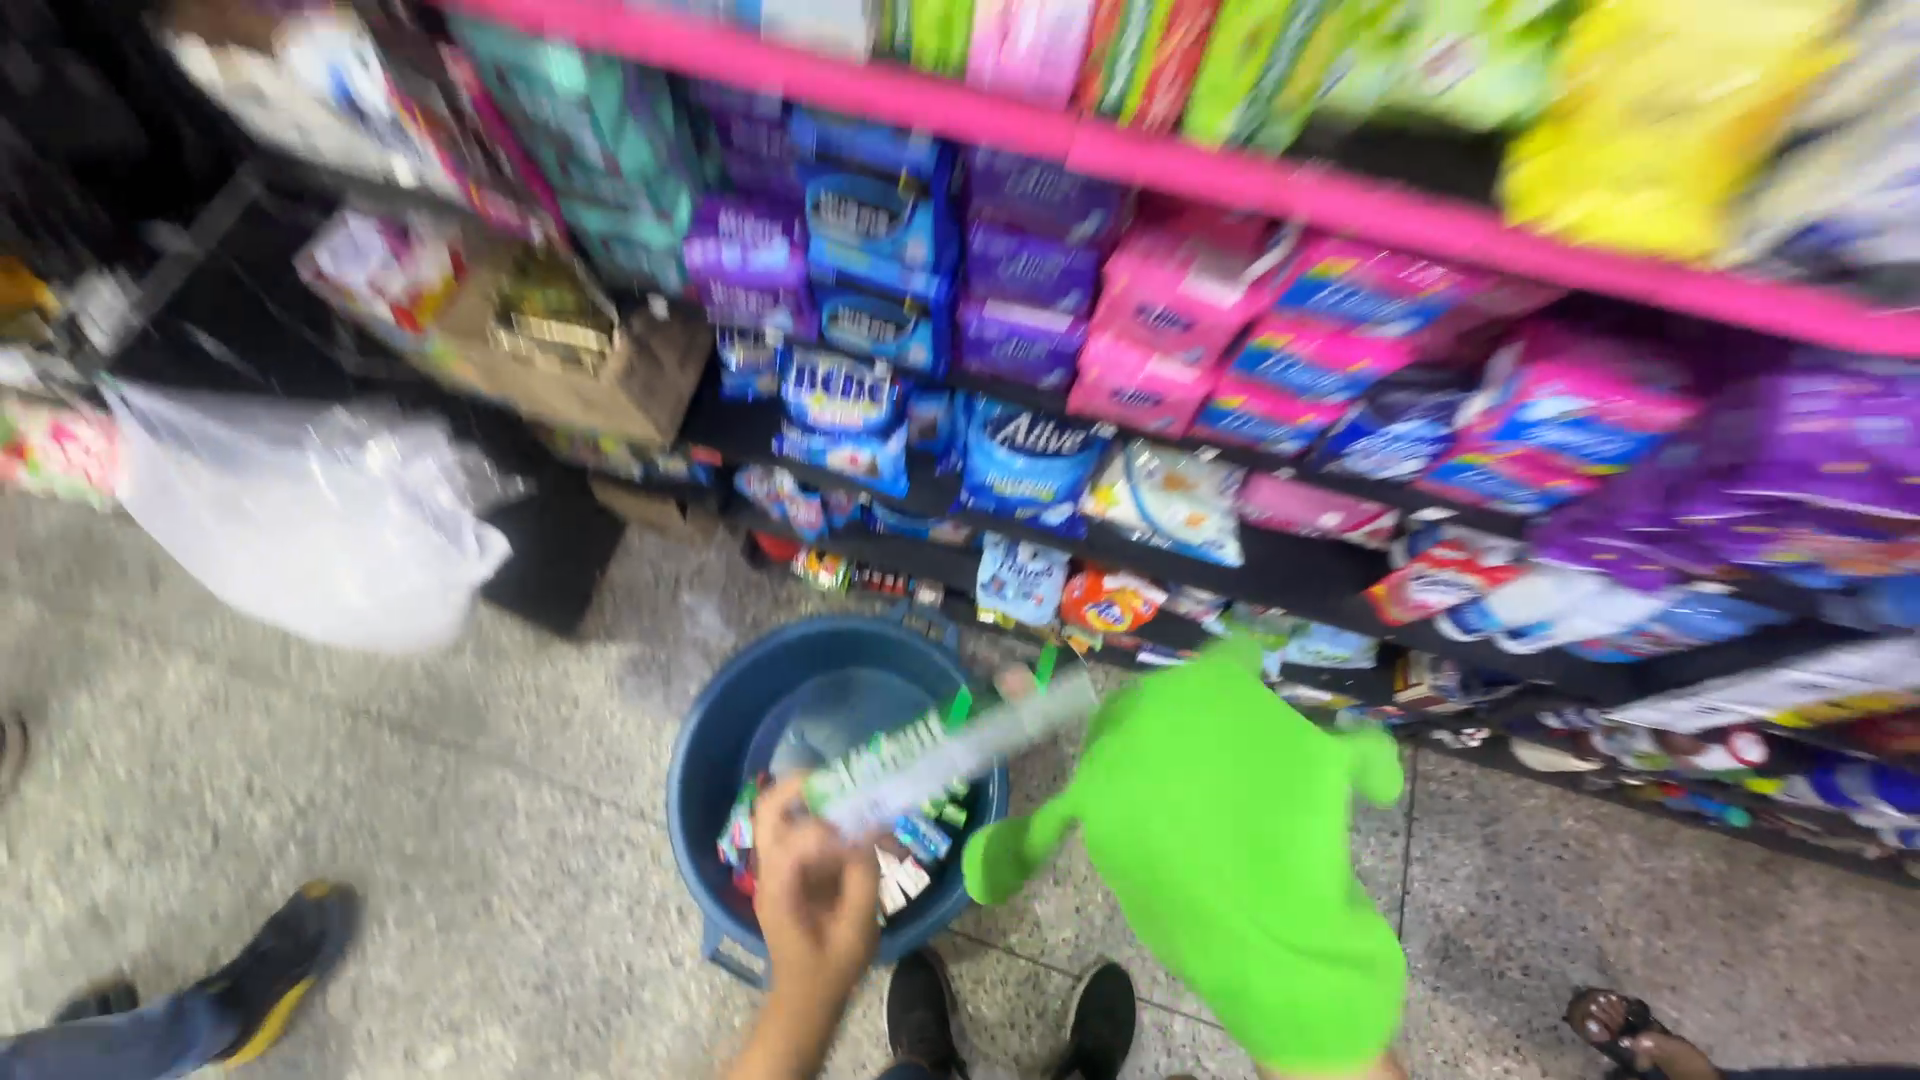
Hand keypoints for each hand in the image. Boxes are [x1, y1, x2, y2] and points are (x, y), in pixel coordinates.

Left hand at [751, 774, 881, 1001]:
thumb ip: (863, 880)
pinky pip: (798, 825)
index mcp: (779, 889)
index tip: (862, 834)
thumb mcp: (857, 932)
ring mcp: (776, 866)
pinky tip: (851, 818)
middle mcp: (769, 869)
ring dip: (811, 795)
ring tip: (848, 792)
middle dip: (802, 785)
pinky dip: (821, 812)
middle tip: (840, 779)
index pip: (796, 839)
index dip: (829, 830)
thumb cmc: (830, 969)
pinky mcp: (790, 866)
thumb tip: (869, 833)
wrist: (806, 998)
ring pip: (779, 811)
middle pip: (770, 808)